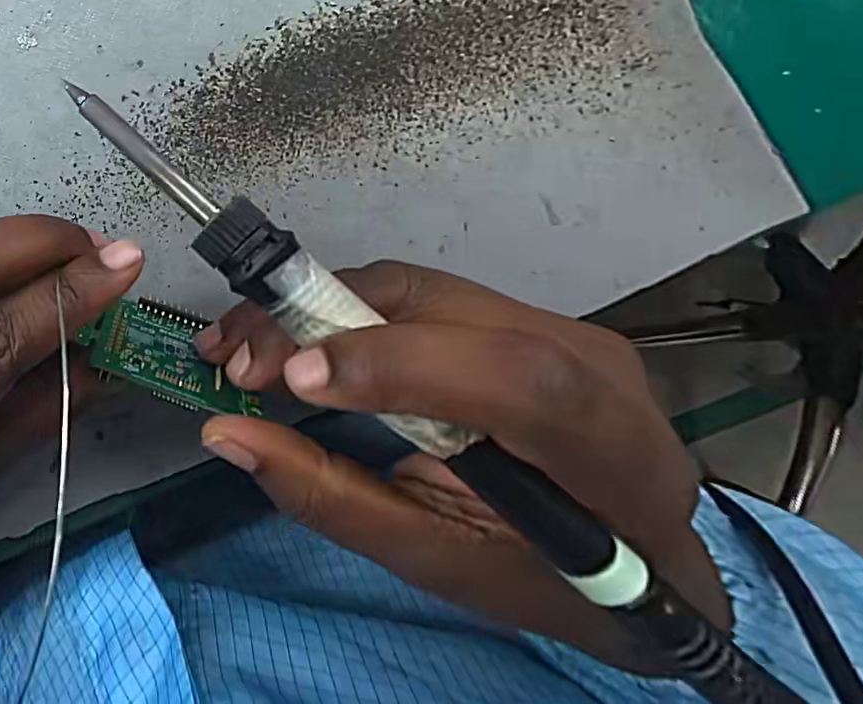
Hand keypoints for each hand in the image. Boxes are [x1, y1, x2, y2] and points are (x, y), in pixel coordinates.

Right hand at [192, 261, 724, 670]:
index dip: (398, 363)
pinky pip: (401, 291)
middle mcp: (587, 359)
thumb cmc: (544, 576)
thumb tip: (228, 433)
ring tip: (243, 348)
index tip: (294, 380)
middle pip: (439, 308)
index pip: (513, 378)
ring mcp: (546, 321)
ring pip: (404, 285)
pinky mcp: (503, 309)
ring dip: (308, 306)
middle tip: (236, 363)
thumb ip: (330, 495)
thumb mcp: (438, 558)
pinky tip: (283, 331)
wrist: (634, 553)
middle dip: (318, 323)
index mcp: (610, 451)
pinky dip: (328, 304)